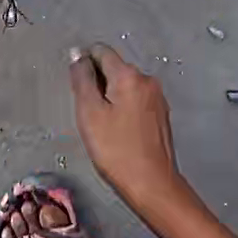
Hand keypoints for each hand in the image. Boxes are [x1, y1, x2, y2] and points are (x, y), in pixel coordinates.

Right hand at [69, 44, 185, 206]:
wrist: (152, 185)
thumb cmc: (115, 148)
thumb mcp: (89, 111)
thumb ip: (81, 78)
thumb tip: (78, 55)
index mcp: (129, 76)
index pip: (100, 51)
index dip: (84, 64)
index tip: (77, 88)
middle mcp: (147, 80)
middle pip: (113, 67)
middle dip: (97, 82)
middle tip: (88, 110)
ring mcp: (157, 98)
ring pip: (123, 85)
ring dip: (109, 96)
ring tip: (102, 123)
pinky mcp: (161, 115)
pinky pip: (134, 99)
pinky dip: (122, 107)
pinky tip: (118, 130)